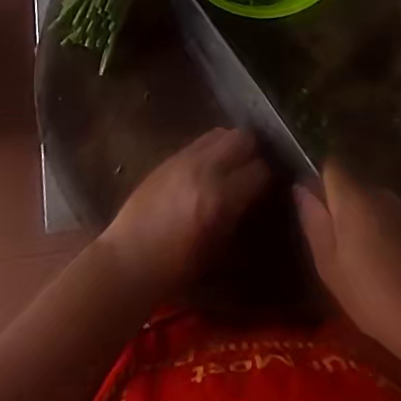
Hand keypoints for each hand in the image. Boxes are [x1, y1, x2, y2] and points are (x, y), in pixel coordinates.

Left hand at [96, 128, 271, 297]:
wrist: (130, 257)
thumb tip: (254, 195)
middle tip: (253, 171)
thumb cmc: (177, 267)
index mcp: (219, 197)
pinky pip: (200, 141)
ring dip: (232, 146)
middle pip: (242, 138)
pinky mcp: (168, 157)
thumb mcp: (218, 246)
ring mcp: (183, 159)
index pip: (259, 171)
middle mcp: (203, 169)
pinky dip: (212, 148)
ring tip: (233, 165)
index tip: (270, 188)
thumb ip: (238, 214)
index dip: (269, 179)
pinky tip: (211, 166)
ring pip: (221, 133)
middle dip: (253, 152)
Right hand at [294, 161, 400, 357]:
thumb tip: (300, 187)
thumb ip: (314, 221)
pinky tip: (381, 268)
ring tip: (354, 260)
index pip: (330, 164)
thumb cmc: (376, 297)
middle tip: (328, 242)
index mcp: (354, 197)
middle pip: (351, 185)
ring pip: (370, 204)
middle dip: (337, 204)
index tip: (310, 205)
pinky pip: (389, 221)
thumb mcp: (330, 265)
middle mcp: (381, 194)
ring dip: (360, 222)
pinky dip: (380, 235)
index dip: (317, 179)